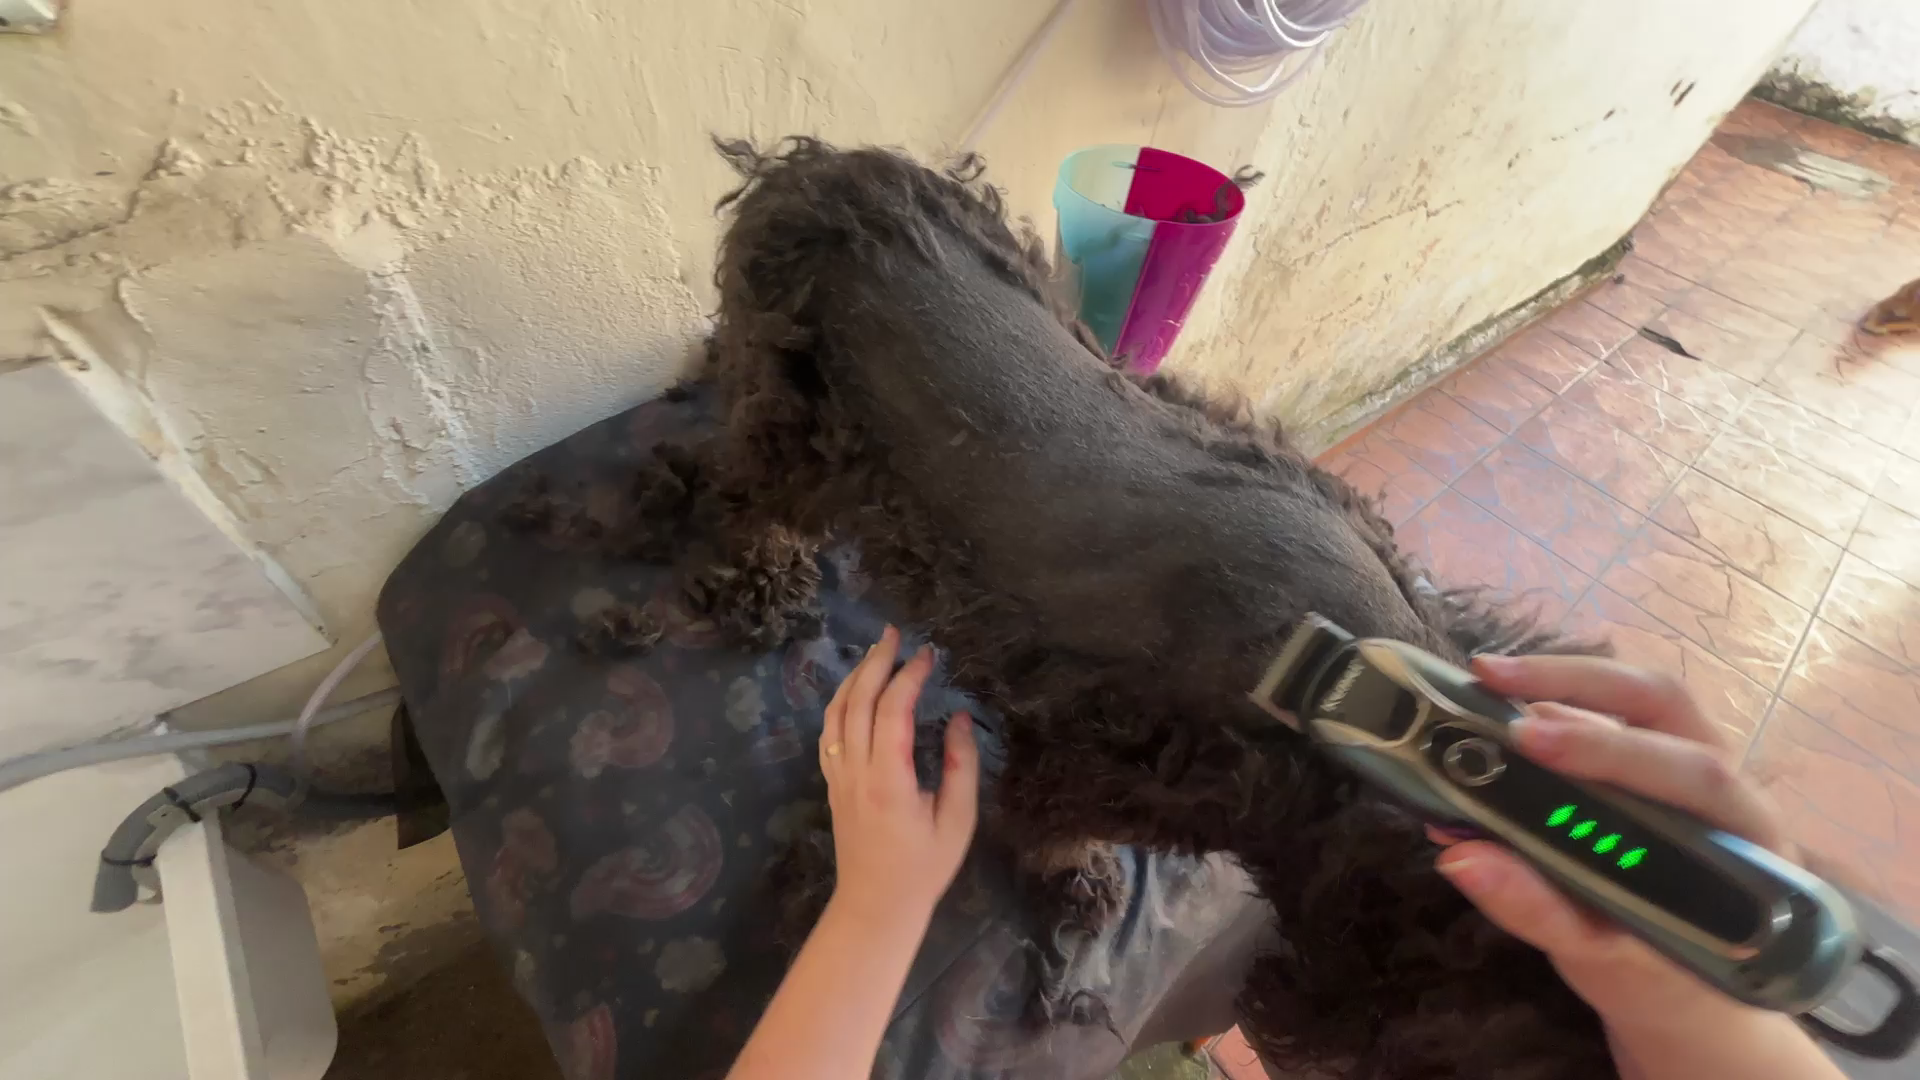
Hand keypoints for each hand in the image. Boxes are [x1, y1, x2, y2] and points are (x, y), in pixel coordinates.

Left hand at [819, 625, 979, 922]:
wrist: (876, 906)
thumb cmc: (923, 867)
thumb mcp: (957, 821)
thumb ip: (960, 766)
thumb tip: (958, 717)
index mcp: (889, 779)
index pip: (893, 711)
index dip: (909, 676)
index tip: (929, 654)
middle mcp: (856, 771)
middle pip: (858, 701)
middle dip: (876, 662)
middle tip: (894, 633)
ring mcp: (838, 776)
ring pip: (836, 712)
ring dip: (854, 676)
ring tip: (875, 651)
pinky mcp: (833, 783)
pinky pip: (829, 732)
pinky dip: (840, 702)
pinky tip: (852, 689)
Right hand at [1437, 654, 1798, 1046]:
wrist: (1665, 970)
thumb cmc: (1648, 963)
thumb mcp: (1597, 954)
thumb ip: (1537, 909)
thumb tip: (1458, 856)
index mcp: (1740, 841)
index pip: (1689, 772)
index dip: (1607, 748)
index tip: (1525, 739)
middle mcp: (1719, 788)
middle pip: (1660, 707)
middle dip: (1569, 684)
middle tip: (1486, 679)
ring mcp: (1674, 763)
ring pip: (1630, 696)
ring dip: (1550, 677)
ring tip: (1481, 675)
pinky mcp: (1629, 755)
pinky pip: (1593, 709)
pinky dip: (1535, 694)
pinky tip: (1488, 698)